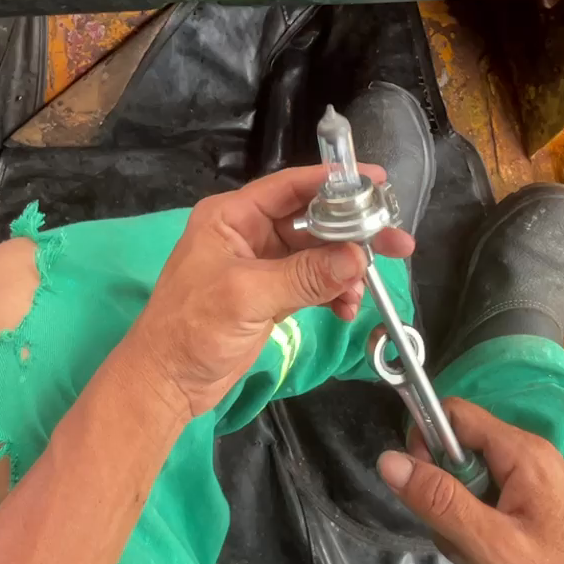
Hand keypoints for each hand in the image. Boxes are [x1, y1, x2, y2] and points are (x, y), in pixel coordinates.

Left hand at [124, 164, 414, 418]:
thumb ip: (304, 275)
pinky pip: (312, 283)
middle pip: (310, 221)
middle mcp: (247, 233)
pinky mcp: (270, 295)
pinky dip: (333, 293)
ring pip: (316, 254)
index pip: (289, 188)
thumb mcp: (247, 296)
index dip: (332, 181)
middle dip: (351, 232)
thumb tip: (358, 257)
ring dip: (345, 269)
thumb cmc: (192, 328)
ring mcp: (260, 265)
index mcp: (231, 217)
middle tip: (396, 241)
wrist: (167, 382)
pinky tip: (348, 308)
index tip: (376, 181)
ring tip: (368, 287)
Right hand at [379, 399, 563, 563]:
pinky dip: (483, 533)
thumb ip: (440, 502)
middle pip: (461, 453)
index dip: (427, 441)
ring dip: (462, 522)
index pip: (456, 415)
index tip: (420, 484)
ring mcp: (540, 487)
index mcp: (524, 453)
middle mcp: (532, 459)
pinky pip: (493, 505)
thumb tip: (388, 459)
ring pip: (474, 484)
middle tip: (458, 540)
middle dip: (446, 496)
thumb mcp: (494, 549)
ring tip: (482, 563)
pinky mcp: (543, 513)